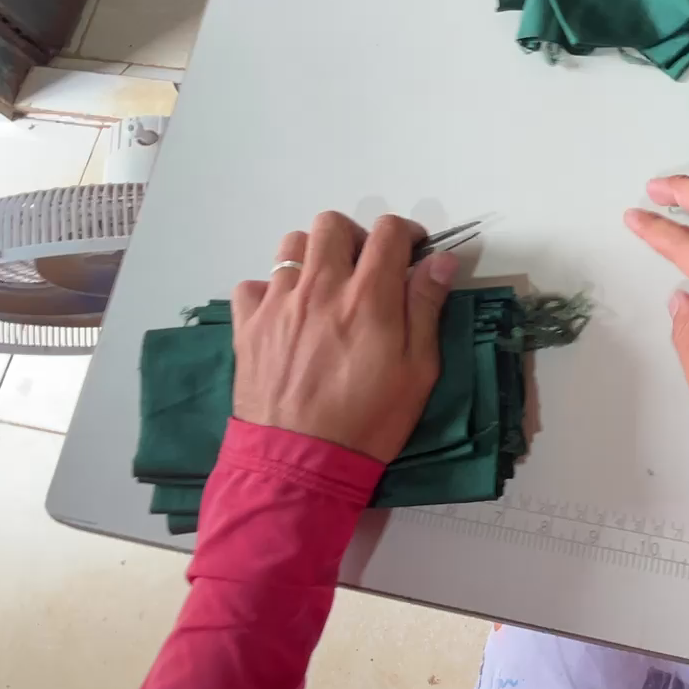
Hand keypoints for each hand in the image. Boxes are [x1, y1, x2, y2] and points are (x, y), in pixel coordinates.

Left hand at [230, 211, 456, 461]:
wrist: (301, 464)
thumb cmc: (370, 419)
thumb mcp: (419, 369)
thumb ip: (426, 306)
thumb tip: (440, 260)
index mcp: (368, 295)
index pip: (388, 231)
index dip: (407, 233)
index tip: (414, 252)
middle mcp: (320, 286)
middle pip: (333, 224)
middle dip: (357, 237)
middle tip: (368, 269)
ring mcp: (279, 302)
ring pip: (292, 244)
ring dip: (314, 256)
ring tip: (326, 288)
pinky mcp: (248, 324)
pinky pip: (255, 284)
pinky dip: (273, 290)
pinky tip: (287, 315)